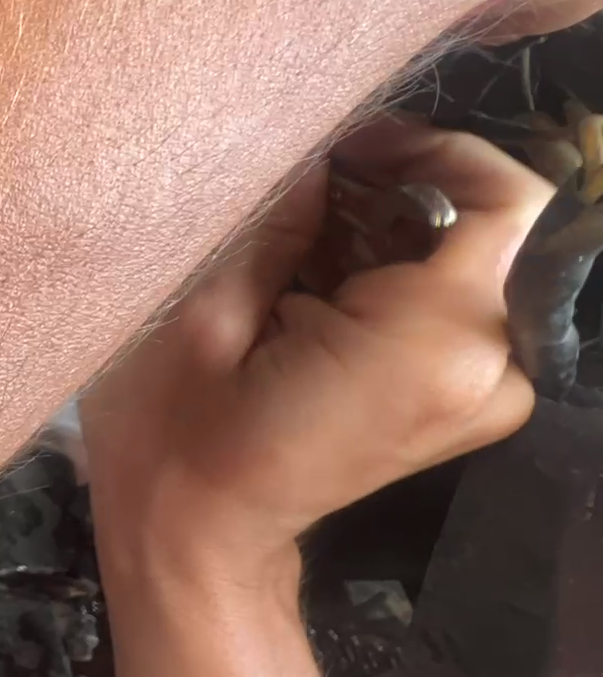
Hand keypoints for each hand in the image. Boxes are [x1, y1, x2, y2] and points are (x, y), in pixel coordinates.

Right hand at [83, 121, 552, 586]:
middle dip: (383, 198)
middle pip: (475, 235)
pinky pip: (436, 315)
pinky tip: (295, 295)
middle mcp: (490, 367)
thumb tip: (309, 160)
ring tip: (273, 250)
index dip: (432, 149)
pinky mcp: (454, 405)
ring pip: (452, 272)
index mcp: (432, 341)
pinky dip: (376, 283)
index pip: (501, 202)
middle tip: (280, 199)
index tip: (342, 143)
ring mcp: (480, 393)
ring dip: (371, 241)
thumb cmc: (174, 428)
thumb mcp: (204, 318)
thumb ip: (275, 232)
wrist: (192, 533)